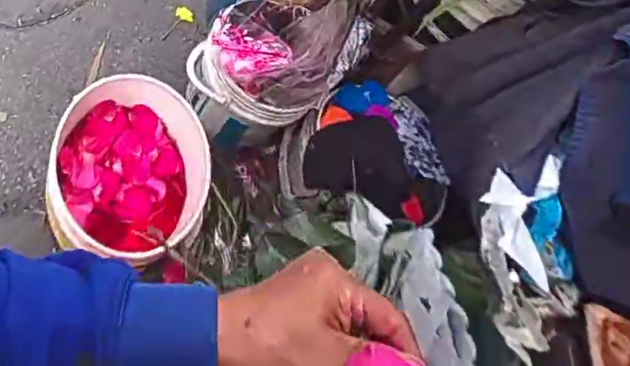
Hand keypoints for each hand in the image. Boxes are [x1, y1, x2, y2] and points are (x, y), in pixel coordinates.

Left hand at [216, 250, 421, 365]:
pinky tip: (343, 360)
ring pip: (353, 325)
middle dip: (382, 352)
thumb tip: (410, 365)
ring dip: (362, 351)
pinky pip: (333, 325)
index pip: (388, 315)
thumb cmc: (272, 344)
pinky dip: (342, 347)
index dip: (406, 351)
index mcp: (339, 277)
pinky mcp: (298, 300)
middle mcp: (328, 272)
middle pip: (372, 320)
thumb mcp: (329, 357)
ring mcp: (311, 285)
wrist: (219, 340)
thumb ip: (371, 359)